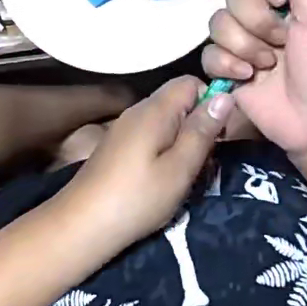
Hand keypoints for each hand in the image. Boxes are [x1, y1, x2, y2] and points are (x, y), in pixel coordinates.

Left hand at [64, 76, 230, 243]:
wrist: (81, 224)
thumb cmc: (136, 198)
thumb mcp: (179, 168)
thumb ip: (202, 131)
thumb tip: (225, 96)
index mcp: (153, 110)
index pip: (190, 82)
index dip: (211, 102)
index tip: (219, 136)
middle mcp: (137, 111)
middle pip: (178, 101)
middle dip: (199, 126)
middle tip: (205, 162)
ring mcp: (124, 129)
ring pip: (166, 122)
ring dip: (183, 143)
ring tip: (187, 176)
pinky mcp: (117, 147)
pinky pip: (151, 137)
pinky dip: (165, 152)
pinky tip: (164, 180)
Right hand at [202, 0, 306, 158]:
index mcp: (291, 1)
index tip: (281, 0)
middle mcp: (265, 18)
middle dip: (255, 22)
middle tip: (281, 44)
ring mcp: (245, 46)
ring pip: (217, 25)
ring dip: (243, 47)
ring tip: (267, 67)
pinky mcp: (229, 73)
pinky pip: (208, 55)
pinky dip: (227, 66)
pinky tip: (248, 80)